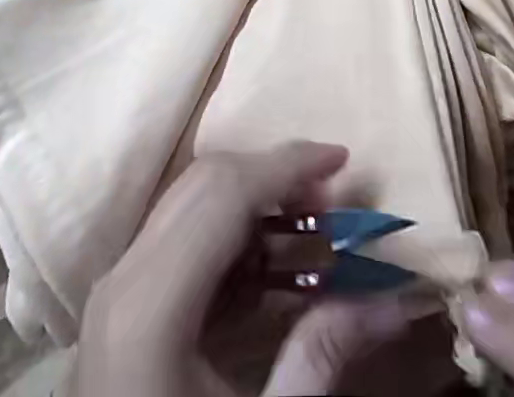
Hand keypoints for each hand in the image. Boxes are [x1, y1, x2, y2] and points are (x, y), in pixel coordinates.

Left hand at [69, 142, 425, 396]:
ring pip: (191, 204)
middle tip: (334, 207)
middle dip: (275, 179)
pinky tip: (274, 269)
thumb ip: (321, 356)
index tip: (344, 159)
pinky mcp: (124, 301)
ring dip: (255, 206)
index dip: (287, 165)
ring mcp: (119, 286)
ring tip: (314, 236)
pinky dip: (233, 239)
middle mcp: (125, 276)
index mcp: (151, 302)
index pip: (224, 194)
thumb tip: (395, 299)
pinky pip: (182, 240)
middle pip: (205, 186)